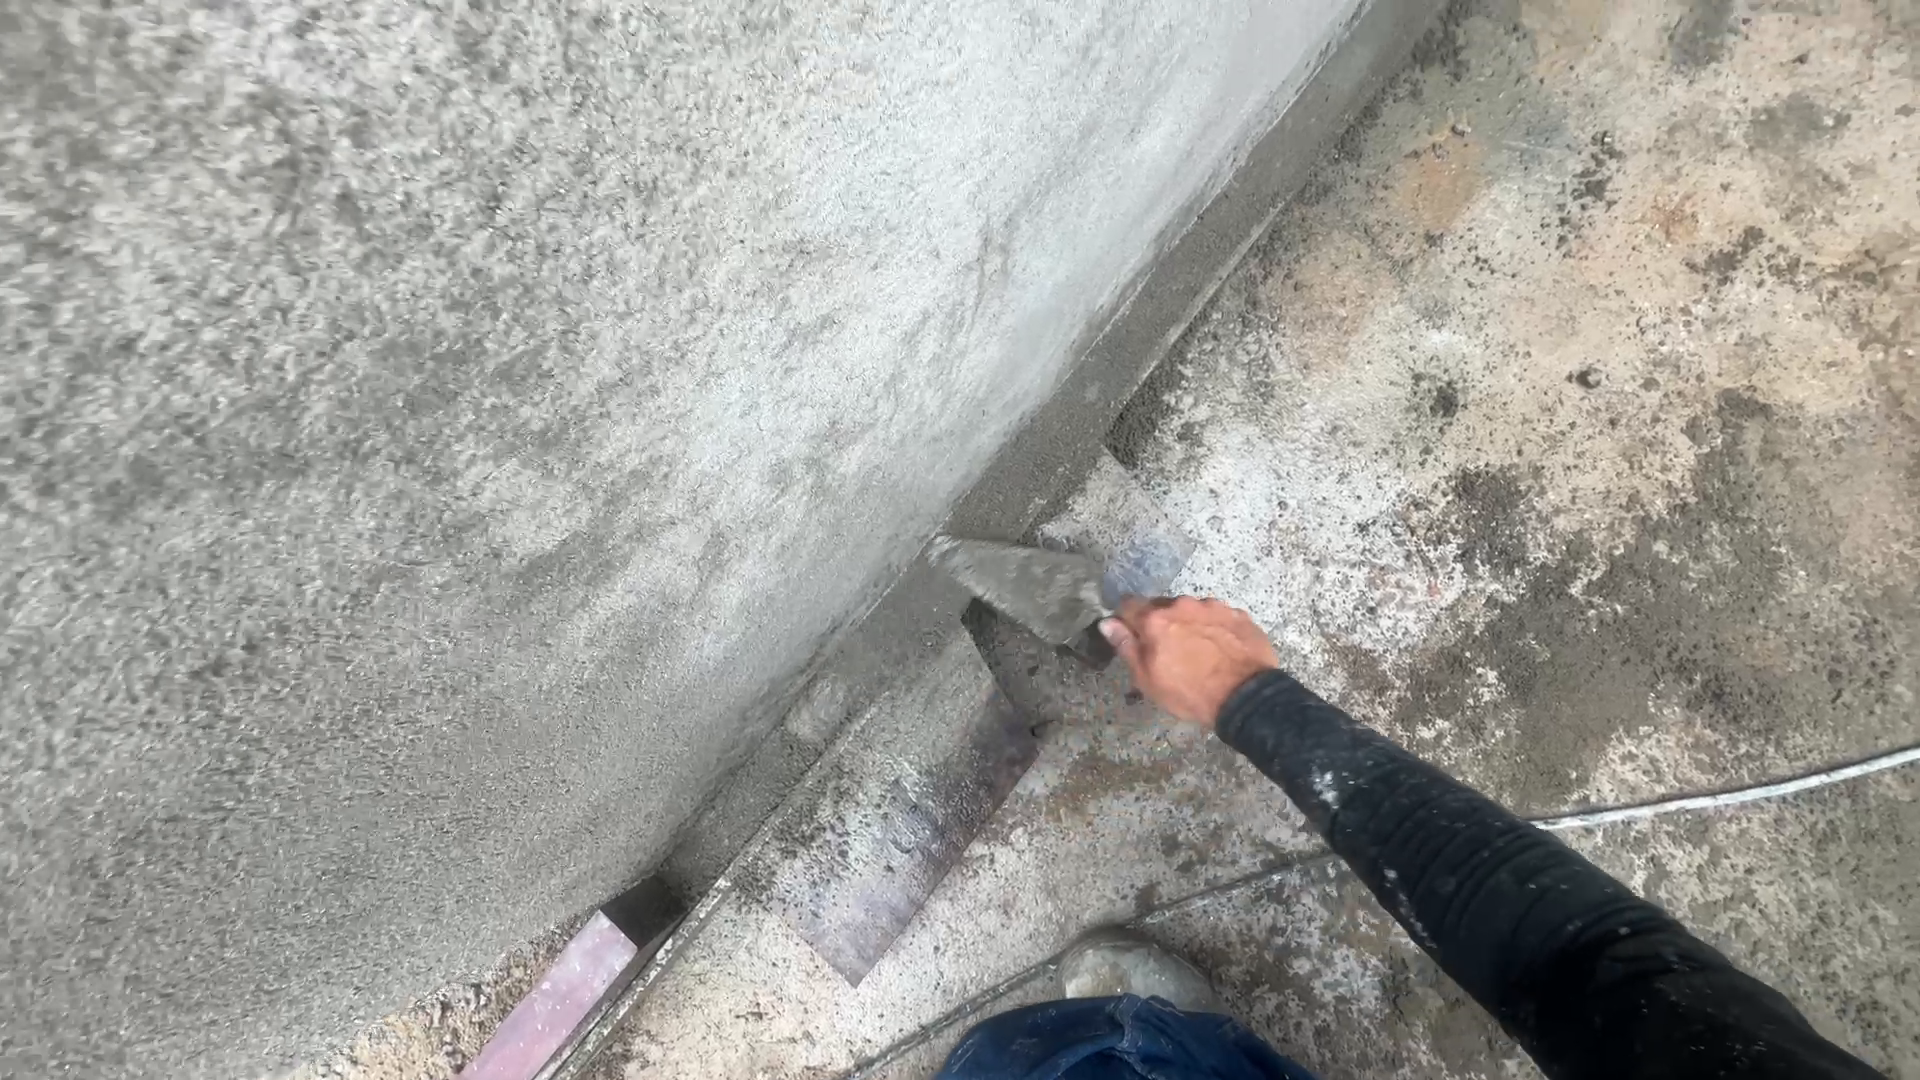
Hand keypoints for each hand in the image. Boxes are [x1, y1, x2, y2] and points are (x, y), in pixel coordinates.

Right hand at [1100, 596, 1279, 728]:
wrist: (1246, 698)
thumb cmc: (1190, 692)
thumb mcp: (1147, 679)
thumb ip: (1126, 646)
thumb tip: (1107, 622)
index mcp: (1155, 619)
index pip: (1129, 605)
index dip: (1127, 619)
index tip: (1132, 634)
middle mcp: (1182, 604)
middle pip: (1162, 606)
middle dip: (1161, 622)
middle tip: (1169, 649)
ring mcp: (1213, 607)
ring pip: (1192, 610)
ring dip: (1189, 623)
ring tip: (1199, 650)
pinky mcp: (1239, 615)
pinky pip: (1218, 617)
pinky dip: (1215, 628)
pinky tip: (1221, 649)